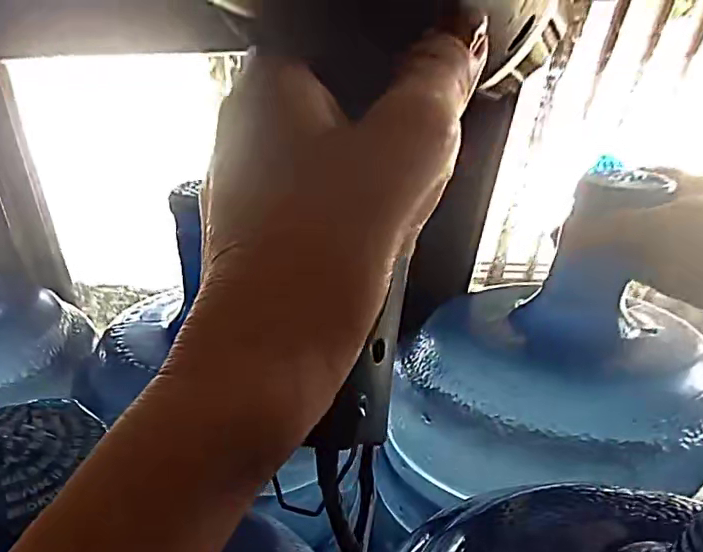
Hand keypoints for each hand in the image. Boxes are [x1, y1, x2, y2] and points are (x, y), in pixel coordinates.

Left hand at [172, 18, 487, 419]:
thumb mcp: (407, 146)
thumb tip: (458, 46)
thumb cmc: (323, 249)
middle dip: (391, 144)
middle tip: (410, 182)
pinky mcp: (260, 247)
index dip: (401, 74)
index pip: (348, 44)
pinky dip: (351, 231)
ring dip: (376, 194)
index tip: (428, 113)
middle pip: (344, 113)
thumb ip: (439, 81)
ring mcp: (247, 195)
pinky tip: (364, 257)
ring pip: (336, 172)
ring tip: (387, 229)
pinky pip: (321, 219)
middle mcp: (245, 133)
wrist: (273, 357)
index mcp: (266, 82)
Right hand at [565, 169, 702, 318]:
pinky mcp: (681, 269)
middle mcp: (671, 205)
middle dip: (593, 233)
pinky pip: (638, 270)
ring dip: (604, 259)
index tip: (567, 226)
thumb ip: (608, 230)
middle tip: (568, 257)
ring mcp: (676, 238)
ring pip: (627, 244)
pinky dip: (619, 278)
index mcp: (669, 181)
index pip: (617, 181)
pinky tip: (606, 291)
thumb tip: (564, 236)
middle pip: (620, 215)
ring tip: (579, 278)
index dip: (589, 200)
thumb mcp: (657, 227)